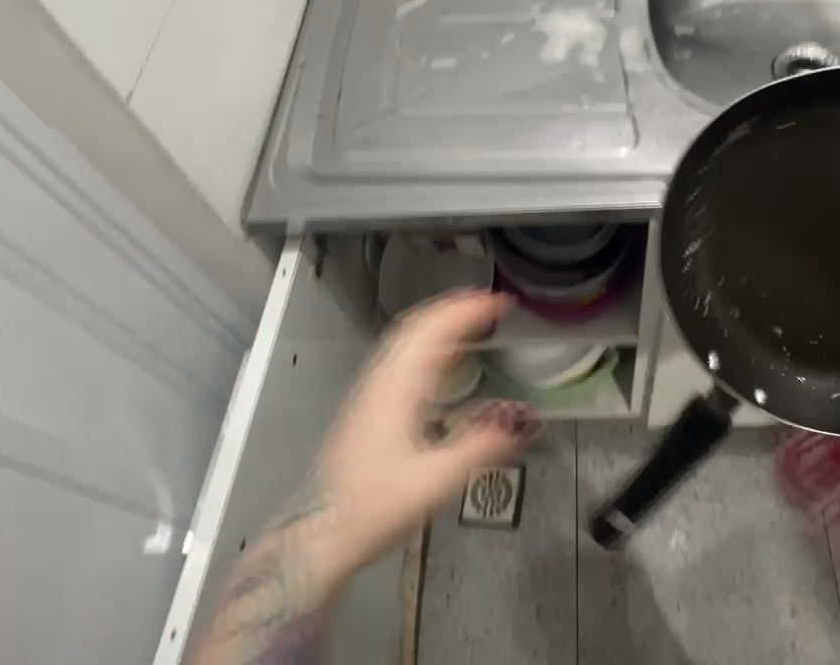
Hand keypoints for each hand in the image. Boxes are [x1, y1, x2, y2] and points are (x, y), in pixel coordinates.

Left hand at [311, 290, 536, 578]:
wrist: (319, 537)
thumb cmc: (374, 508)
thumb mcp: (434, 482)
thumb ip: (479, 447)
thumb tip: (520, 418)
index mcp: (397, 388)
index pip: (433, 331)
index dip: (468, 310)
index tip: (500, 303)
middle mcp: (382, 380)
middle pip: (416, 326)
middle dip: (455, 308)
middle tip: (490, 304)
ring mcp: (371, 391)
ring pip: (405, 339)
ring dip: (439, 322)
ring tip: (471, 320)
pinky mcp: (368, 406)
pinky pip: (400, 356)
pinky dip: (426, 342)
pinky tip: (442, 359)